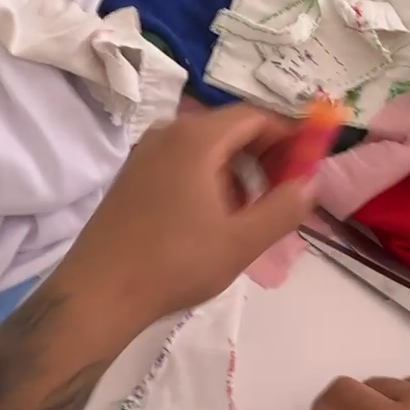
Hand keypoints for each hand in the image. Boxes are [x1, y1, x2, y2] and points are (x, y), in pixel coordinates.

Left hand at [48, 104, 317, 332]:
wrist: (98, 293)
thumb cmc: (174, 264)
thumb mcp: (241, 241)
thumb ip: (284, 208)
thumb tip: (311, 183)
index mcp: (196, 139)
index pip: (254, 115)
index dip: (288, 134)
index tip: (309, 161)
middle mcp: (167, 133)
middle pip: (230, 128)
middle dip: (264, 155)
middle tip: (284, 192)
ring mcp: (145, 153)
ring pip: (206, 148)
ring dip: (237, 171)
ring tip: (249, 215)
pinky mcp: (132, 176)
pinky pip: (182, 163)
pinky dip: (209, 179)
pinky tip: (212, 220)